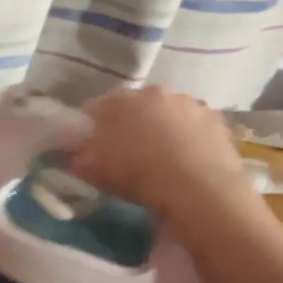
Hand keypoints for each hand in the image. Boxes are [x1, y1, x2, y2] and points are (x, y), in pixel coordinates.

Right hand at [68, 86, 258, 232]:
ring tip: (157, 158)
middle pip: (134, 107)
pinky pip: (192, 128)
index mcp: (121, 100)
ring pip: (165, 115)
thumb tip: (64, 152)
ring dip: (159, 129)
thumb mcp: (89, 170)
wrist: (199, 189)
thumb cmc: (136, 174)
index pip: (95, 108)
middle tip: (123, 153)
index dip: (88, 127)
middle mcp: (156, 92)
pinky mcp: (218, 121)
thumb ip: (72, 156)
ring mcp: (191, 104)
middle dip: (127, 124)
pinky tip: (182, 162)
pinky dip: (185, 139)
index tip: (87, 146)